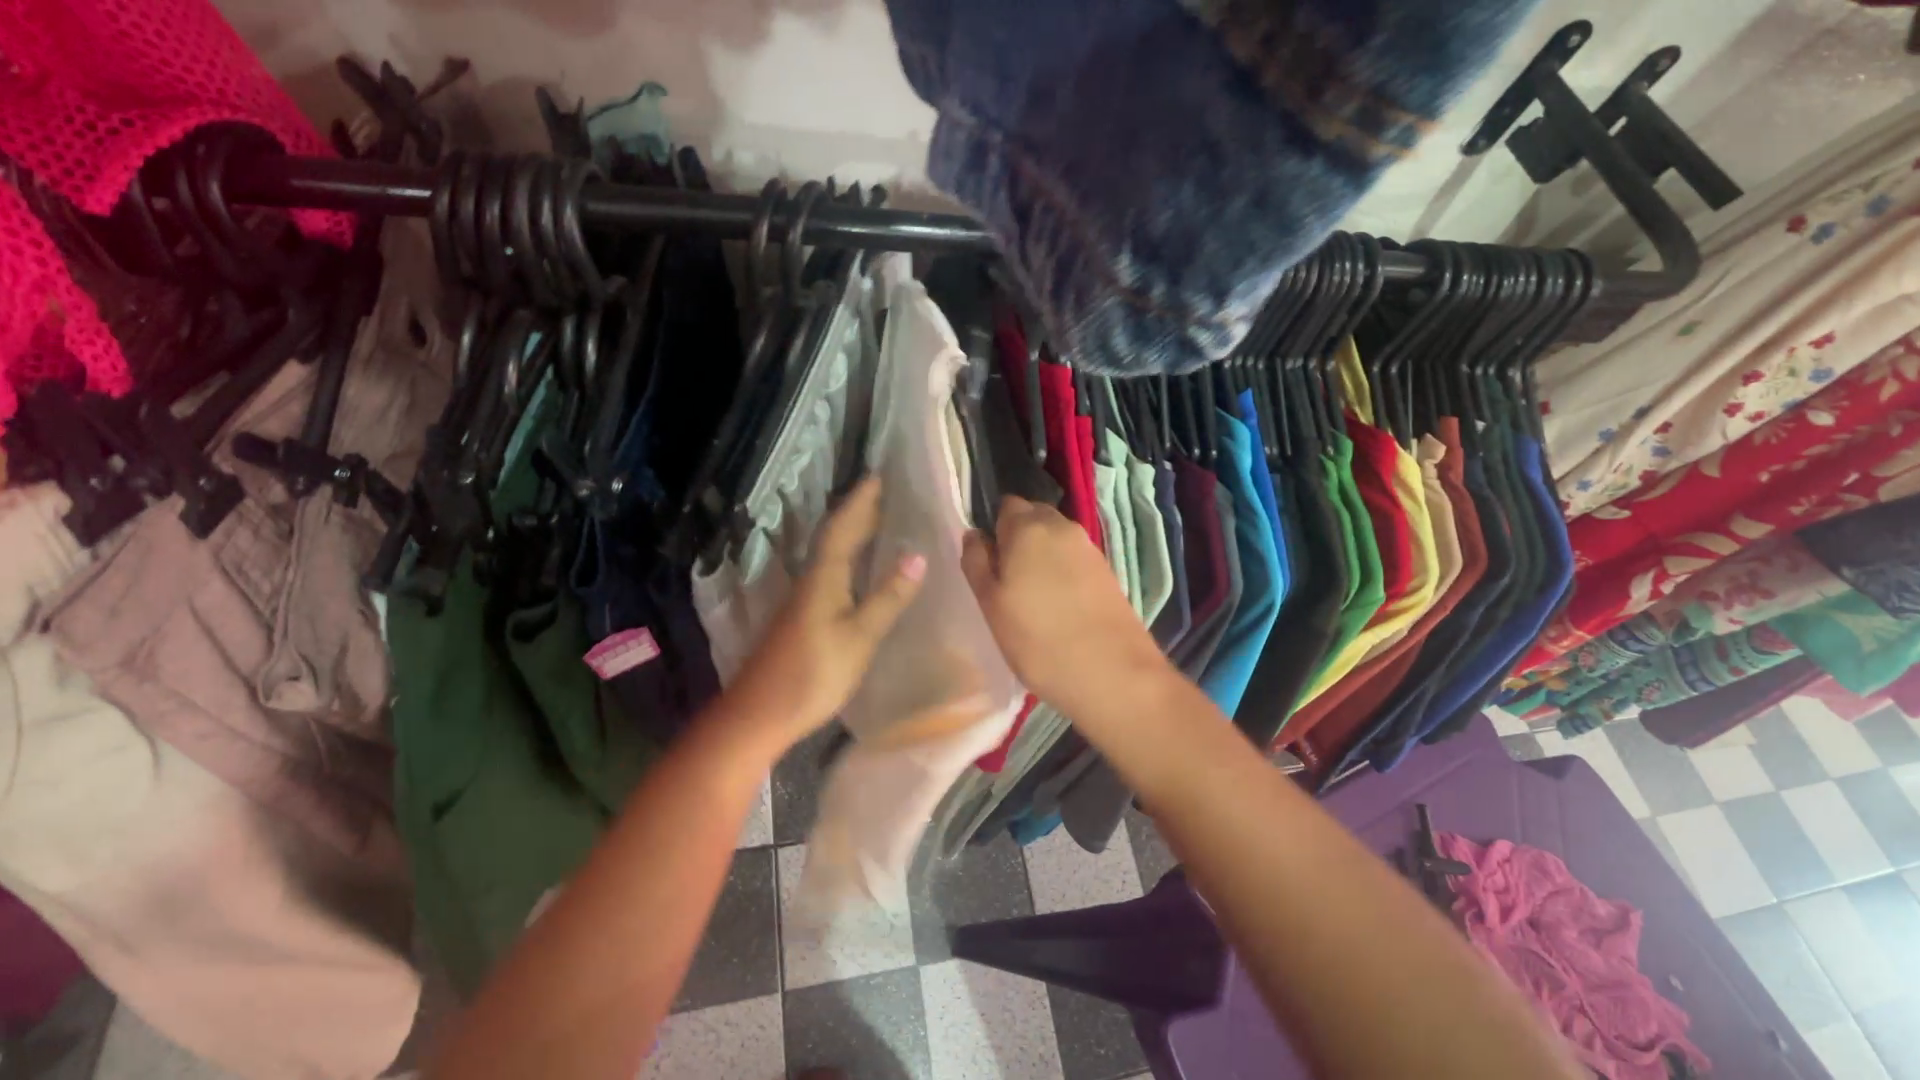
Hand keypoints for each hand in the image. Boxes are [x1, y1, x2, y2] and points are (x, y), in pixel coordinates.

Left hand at [723, 475, 925, 752]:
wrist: (759, 714)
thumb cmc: (813, 674)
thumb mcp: (859, 638)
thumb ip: (887, 598)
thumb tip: (917, 555)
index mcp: (824, 578)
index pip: (843, 528)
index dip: (861, 502)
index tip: (878, 476)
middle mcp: (810, 582)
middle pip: (835, 538)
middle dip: (858, 514)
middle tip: (885, 494)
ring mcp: (803, 602)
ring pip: (831, 557)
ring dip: (853, 536)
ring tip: (879, 524)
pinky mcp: (802, 621)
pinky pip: (830, 576)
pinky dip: (848, 562)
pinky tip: (859, 573)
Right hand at [961, 495, 1170, 718]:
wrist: (1112, 674)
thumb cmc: (1038, 640)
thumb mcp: (991, 605)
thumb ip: (977, 563)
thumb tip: (975, 534)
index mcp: (1028, 527)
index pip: (1005, 505)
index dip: (994, 528)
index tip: (988, 560)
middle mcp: (1062, 527)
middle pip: (1033, 517)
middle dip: (1018, 538)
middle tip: (1006, 579)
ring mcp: (1089, 548)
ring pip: (1055, 538)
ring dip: (1041, 556)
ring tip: (1031, 596)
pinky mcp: (1107, 571)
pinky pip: (1074, 559)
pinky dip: (1062, 572)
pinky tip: (1058, 604)